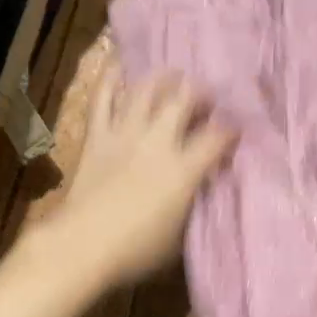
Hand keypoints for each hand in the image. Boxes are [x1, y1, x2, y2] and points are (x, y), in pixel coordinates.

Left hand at [35, 71, 233, 290]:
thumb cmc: (134, 251)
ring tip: (172, 76)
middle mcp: (158, 140)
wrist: (81, 246)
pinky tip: (119, 66)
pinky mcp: (98, 134)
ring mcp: (125, 132)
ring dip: (163, 79)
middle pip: (184, 99)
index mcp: (184, 168)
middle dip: (200, 92)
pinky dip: (112, 79)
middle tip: (205, 95)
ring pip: (147, 90)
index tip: (236, 128)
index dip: (231, 129)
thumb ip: (193, 202)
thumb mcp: (179, 236)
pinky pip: (103, 98)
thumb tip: (202, 185)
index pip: (217, 137)